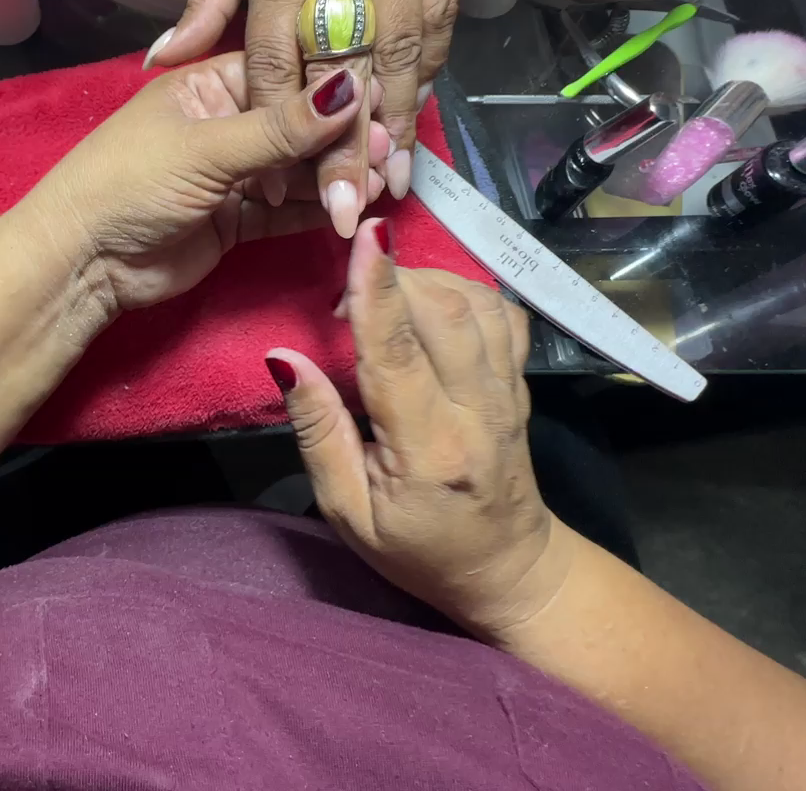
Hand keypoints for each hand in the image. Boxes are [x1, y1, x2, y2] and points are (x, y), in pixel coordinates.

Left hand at [22, 52, 381, 313]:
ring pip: (295, 171)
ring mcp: (231, 175)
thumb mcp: (204, 149)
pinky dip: (316, 211)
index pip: (282, 76)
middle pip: (295, 126)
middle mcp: (224, 124)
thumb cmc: (128, 183)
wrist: (83, 261)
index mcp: (207, 86)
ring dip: (333, 178)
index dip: (329, 89)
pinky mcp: (235, 219)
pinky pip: (284, 211)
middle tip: (381, 151)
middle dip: (338, 140)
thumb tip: (350, 87)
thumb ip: (278, 128)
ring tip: (376, 184)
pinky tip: (352, 210)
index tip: (377, 98)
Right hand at [268, 218, 568, 635]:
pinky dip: (464, 288)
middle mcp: (479, 411)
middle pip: (446, 312)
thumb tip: (284, 358)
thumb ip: (317, 431)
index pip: (399, 353)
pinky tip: (431, 298)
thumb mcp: (346, 509)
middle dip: (394, 277)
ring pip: (478, 303)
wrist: (507, 570)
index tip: (365, 235)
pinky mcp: (522, 383)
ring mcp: (510, 393)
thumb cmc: (416, 548)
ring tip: (384, 294)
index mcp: (429, 448)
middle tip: (345, 295)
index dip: (377, 289)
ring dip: (427, 277)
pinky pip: (502, 313)